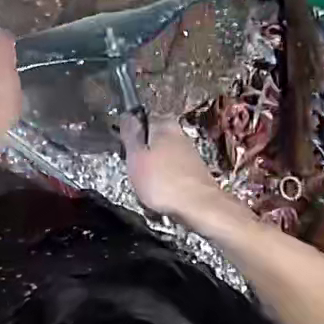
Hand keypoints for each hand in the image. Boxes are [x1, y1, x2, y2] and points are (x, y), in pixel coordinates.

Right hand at [120, 116, 246, 228]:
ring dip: (151, 172)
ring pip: (160, 159)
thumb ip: (130, 134)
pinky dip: (164, 183)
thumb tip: (127, 116)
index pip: (140, 119)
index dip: (129, 135)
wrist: (199, 207)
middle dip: (141, 157)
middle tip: (135, 172)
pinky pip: (170, 174)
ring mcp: (188, 153)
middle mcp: (179, 134)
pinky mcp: (193, 172)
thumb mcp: (135, 156)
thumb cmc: (164, 182)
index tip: (123, 150)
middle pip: (150, 141)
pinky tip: (161, 195)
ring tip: (147, 187)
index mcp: (164, 124)